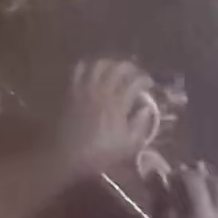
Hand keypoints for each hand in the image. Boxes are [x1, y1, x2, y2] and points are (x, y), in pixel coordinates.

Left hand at [57, 59, 157, 173]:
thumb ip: (140, 124)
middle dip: (130, 67)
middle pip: (118, 68)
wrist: (68, 154)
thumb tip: (147, 108)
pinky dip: (88, 65)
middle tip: (135, 73)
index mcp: (117, 104)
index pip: (134, 82)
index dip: (145, 79)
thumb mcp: (128, 145)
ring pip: (98, 65)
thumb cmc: (101, 153)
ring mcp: (84, 89)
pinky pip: (78, 70)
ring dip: (110, 63)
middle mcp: (101, 91)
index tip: (149, 83)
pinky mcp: (71, 90)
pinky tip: (93, 70)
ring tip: (115, 69)